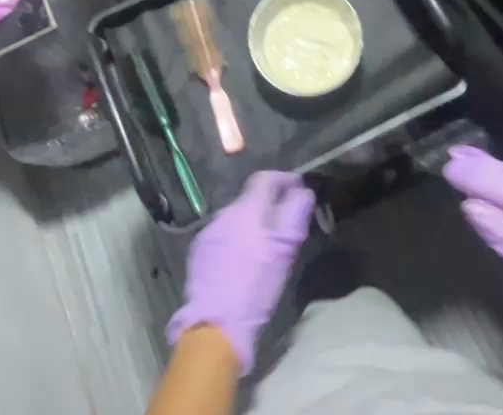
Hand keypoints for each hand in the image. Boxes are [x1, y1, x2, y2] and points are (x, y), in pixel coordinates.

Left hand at [166, 171, 315, 373]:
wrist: (216, 323)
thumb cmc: (257, 288)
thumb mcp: (284, 253)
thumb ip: (294, 216)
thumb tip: (303, 192)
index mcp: (247, 210)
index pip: (264, 179)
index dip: (283, 179)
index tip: (296, 187)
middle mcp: (225, 214)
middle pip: (250, 200)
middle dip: (267, 208)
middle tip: (283, 227)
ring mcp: (209, 231)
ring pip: (236, 219)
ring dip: (250, 226)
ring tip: (262, 248)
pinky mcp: (199, 248)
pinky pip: (222, 235)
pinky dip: (234, 240)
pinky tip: (240, 261)